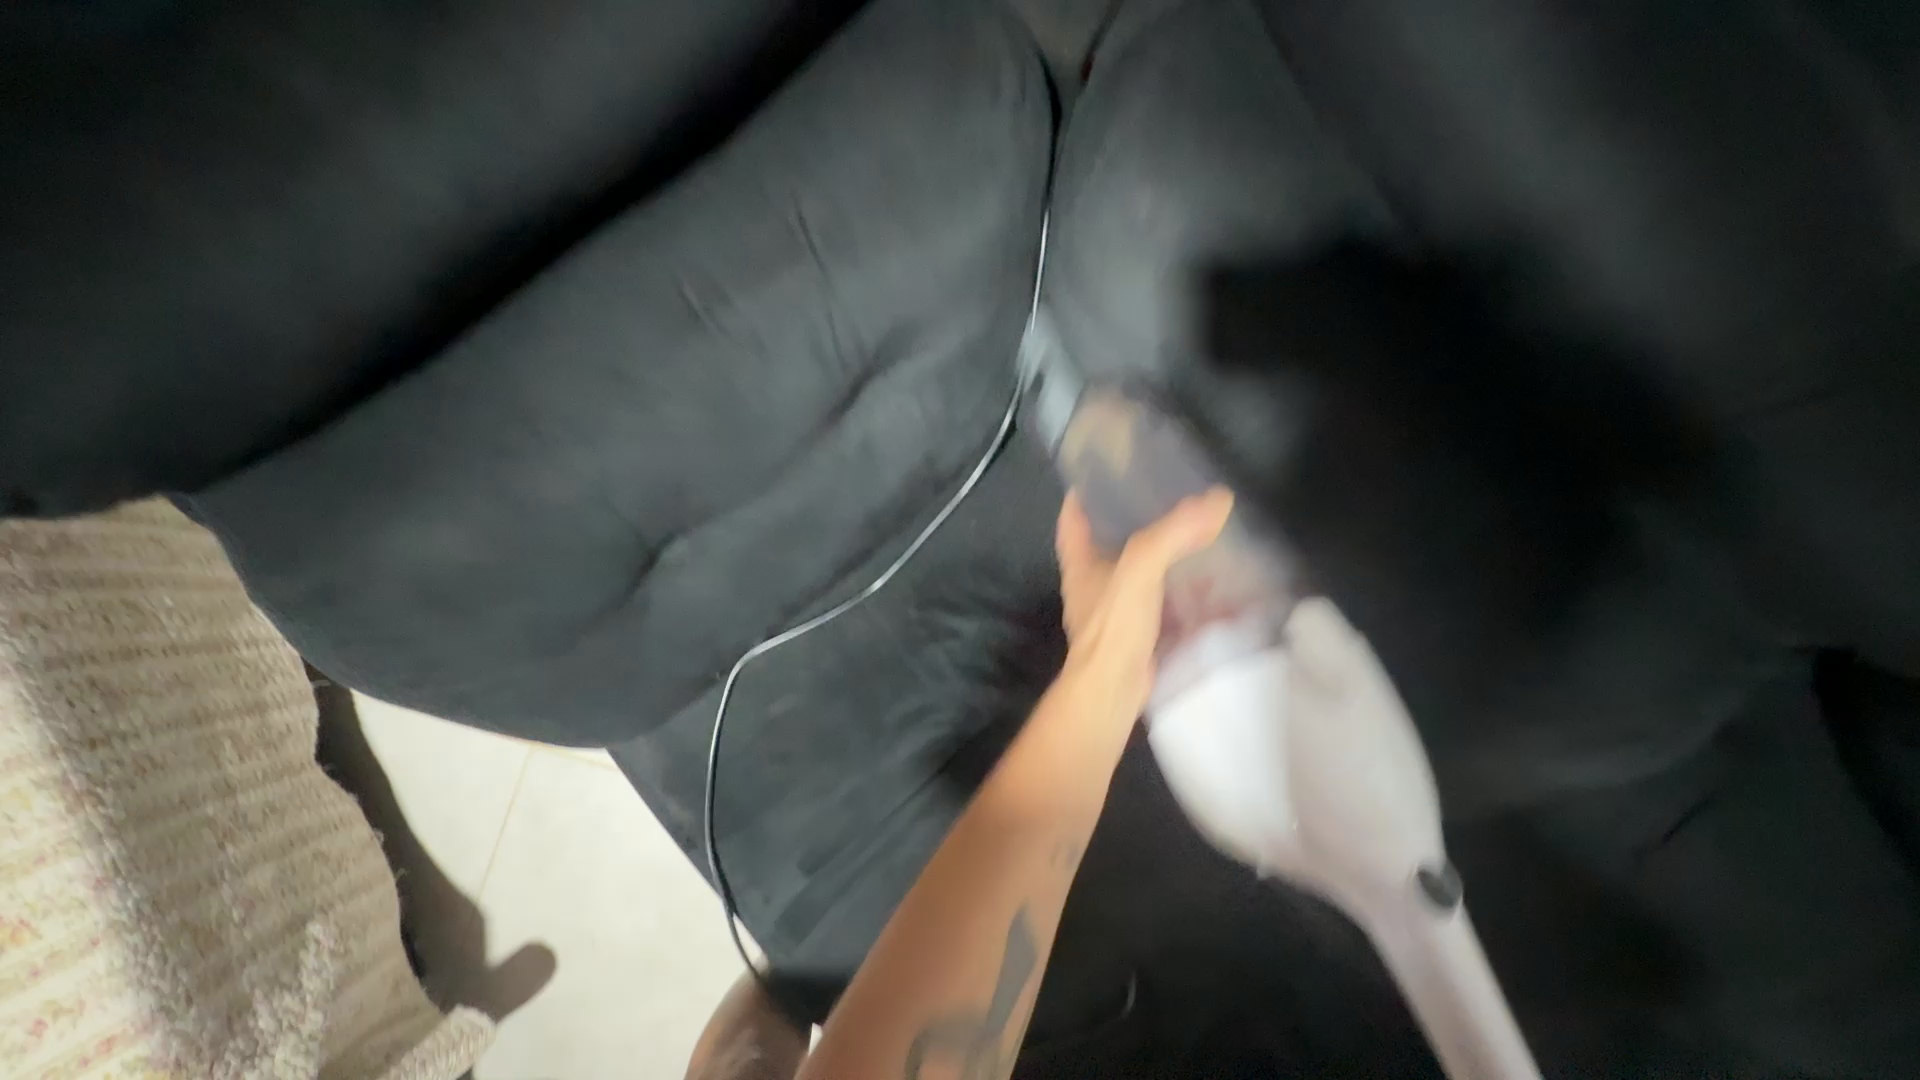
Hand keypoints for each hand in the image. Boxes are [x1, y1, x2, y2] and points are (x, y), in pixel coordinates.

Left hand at [1054, 488, 1234, 723]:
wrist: (1114, 690)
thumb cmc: (1114, 624)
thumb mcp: (1140, 567)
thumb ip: (1174, 533)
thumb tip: (1217, 500)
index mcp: (1080, 564)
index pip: (1073, 519)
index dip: (1084, 494)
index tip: (1104, 472)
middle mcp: (1093, 585)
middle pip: (1109, 543)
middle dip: (1134, 523)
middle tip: (1167, 499)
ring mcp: (1114, 612)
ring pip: (1139, 575)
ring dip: (1165, 559)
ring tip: (1197, 536)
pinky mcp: (1137, 635)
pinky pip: (1163, 605)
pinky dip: (1185, 595)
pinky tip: (1211, 586)